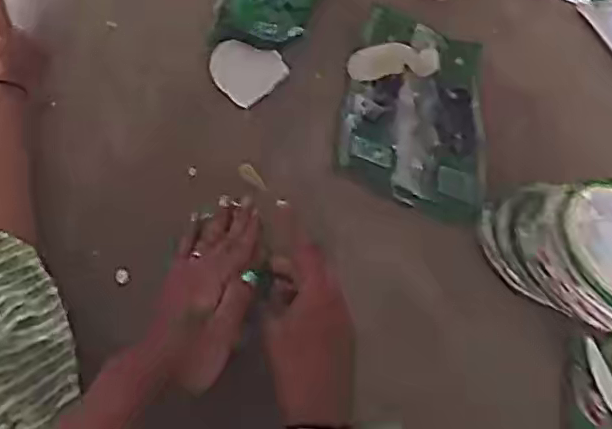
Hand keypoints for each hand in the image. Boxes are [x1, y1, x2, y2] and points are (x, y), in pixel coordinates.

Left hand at [153, 198, 261, 340]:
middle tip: (246, 197)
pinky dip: (192, 230)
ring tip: (225, 201)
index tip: (259, 210)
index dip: (250, 231)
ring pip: (205, 236)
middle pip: (222, 238)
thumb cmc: (194, 354)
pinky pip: (185, 245)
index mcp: (215, 278)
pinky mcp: (174, 277)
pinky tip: (195, 219)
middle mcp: (199, 267)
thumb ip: (238, 299)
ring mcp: (185, 270)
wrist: (154, 363)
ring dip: (217, 219)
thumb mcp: (223, 333)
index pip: (238, 250)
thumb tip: (253, 271)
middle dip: (236, 219)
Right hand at [260, 203, 354, 427]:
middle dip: (292, 262)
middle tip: (269, 267)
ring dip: (299, 282)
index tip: (283, 203)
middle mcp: (336, 297)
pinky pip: (326, 302)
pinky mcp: (345, 333)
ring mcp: (344, 316)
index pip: (305, 249)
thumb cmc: (292, 366)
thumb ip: (269, 297)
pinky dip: (308, 298)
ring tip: (275, 292)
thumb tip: (266, 280)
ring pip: (320, 285)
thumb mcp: (272, 329)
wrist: (320, 413)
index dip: (292, 226)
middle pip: (314, 265)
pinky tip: (290, 313)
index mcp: (319, 291)